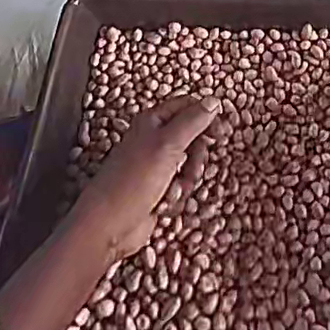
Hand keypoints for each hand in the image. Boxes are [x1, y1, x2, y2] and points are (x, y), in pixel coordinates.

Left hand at [67, 96, 220, 260]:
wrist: (107, 227)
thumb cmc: (132, 182)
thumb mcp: (167, 145)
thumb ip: (193, 121)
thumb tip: (214, 101)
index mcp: (153, 121)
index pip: (188, 106)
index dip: (206, 116)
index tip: (221, 133)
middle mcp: (155, 139)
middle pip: (193, 136)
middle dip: (197, 155)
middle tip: (192, 167)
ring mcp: (156, 165)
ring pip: (190, 163)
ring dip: (187, 179)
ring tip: (174, 190)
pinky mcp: (158, 189)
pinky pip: (182, 185)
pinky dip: (178, 195)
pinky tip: (165, 203)